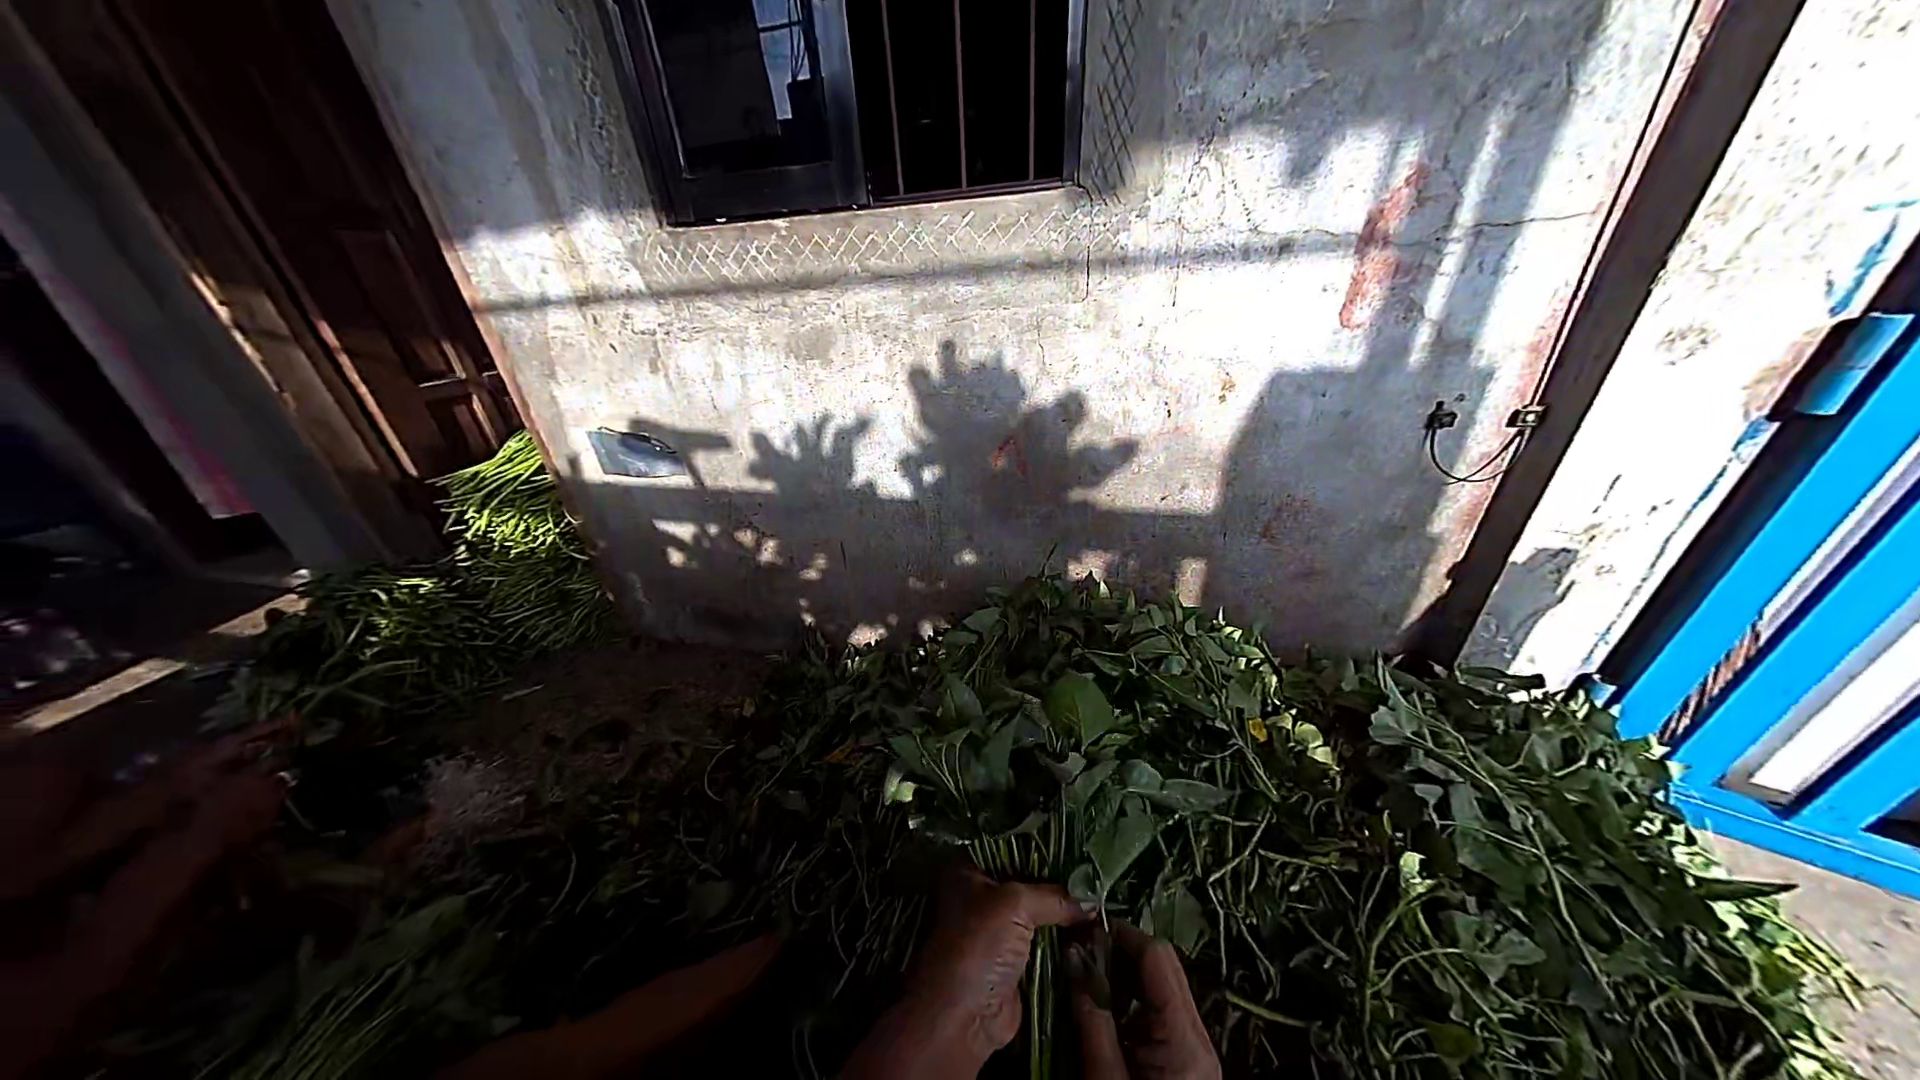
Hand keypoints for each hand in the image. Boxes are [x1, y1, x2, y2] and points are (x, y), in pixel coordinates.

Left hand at [840, 867, 1089, 1079]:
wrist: (964, 1014)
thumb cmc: (979, 943)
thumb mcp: (1016, 903)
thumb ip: (1056, 896)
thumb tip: (1093, 899)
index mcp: (971, 868)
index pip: (1012, 844)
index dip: (1044, 844)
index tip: (1080, 843)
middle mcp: (984, 892)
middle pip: (1029, 878)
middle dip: (1060, 880)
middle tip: (1098, 872)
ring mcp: (1000, 927)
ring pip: (1040, 911)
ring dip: (1067, 911)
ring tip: (1104, 897)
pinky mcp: (1016, 958)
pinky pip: (1046, 940)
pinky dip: (1067, 937)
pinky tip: (1095, 928)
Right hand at [1072, 923, 1219, 1079]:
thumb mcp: (1104, 1075)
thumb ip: (1091, 1015)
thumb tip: (1072, 956)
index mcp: (1184, 1038)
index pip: (1158, 956)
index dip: (1122, 933)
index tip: (1085, 927)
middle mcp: (1197, 1035)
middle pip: (1162, 965)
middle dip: (1119, 950)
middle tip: (1079, 948)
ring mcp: (1193, 1046)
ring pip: (1158, 985)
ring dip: (1121, 973)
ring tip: (1085, 974)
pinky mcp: (1184, 1057)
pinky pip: (1156, 1010)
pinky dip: (1128, 999)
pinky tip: (1102, 1004)